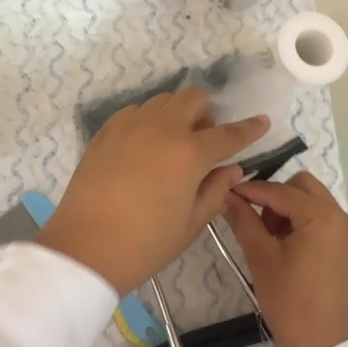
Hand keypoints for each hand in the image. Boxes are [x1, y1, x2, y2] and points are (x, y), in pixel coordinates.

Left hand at [39, 88, 268, 294]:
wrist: (85, 247)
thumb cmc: (145, 243)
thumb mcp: (191, 224)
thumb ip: (216, 191)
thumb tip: (231, 169)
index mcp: (189, 153)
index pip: (229, 134)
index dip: (249, 128)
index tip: (262, 121)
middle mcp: (161, 128)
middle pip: (193, 99)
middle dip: (207, 114)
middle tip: (203, 143)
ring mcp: (129, 126)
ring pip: (162, 101)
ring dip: (176, 115)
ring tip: (171, 146)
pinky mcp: (105, 132)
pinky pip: (134, 112)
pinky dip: (147, 122)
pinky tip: (143, 149)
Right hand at [223, 172, 347, 346]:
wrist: (321, 345)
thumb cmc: (288, 300)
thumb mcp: (261, 257)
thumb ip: (243, 220)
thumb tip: (226, 196)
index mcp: (322, 217)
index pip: (281, 191)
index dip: (252, 190)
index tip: (228, 191)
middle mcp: (341, 218)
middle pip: (304, 187)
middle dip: (276, 195)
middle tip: (257, 220)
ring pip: (315, 203)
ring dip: (291, 209)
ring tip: (271, 238)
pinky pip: (324, 221)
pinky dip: (304, 223)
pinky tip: (288, 248)